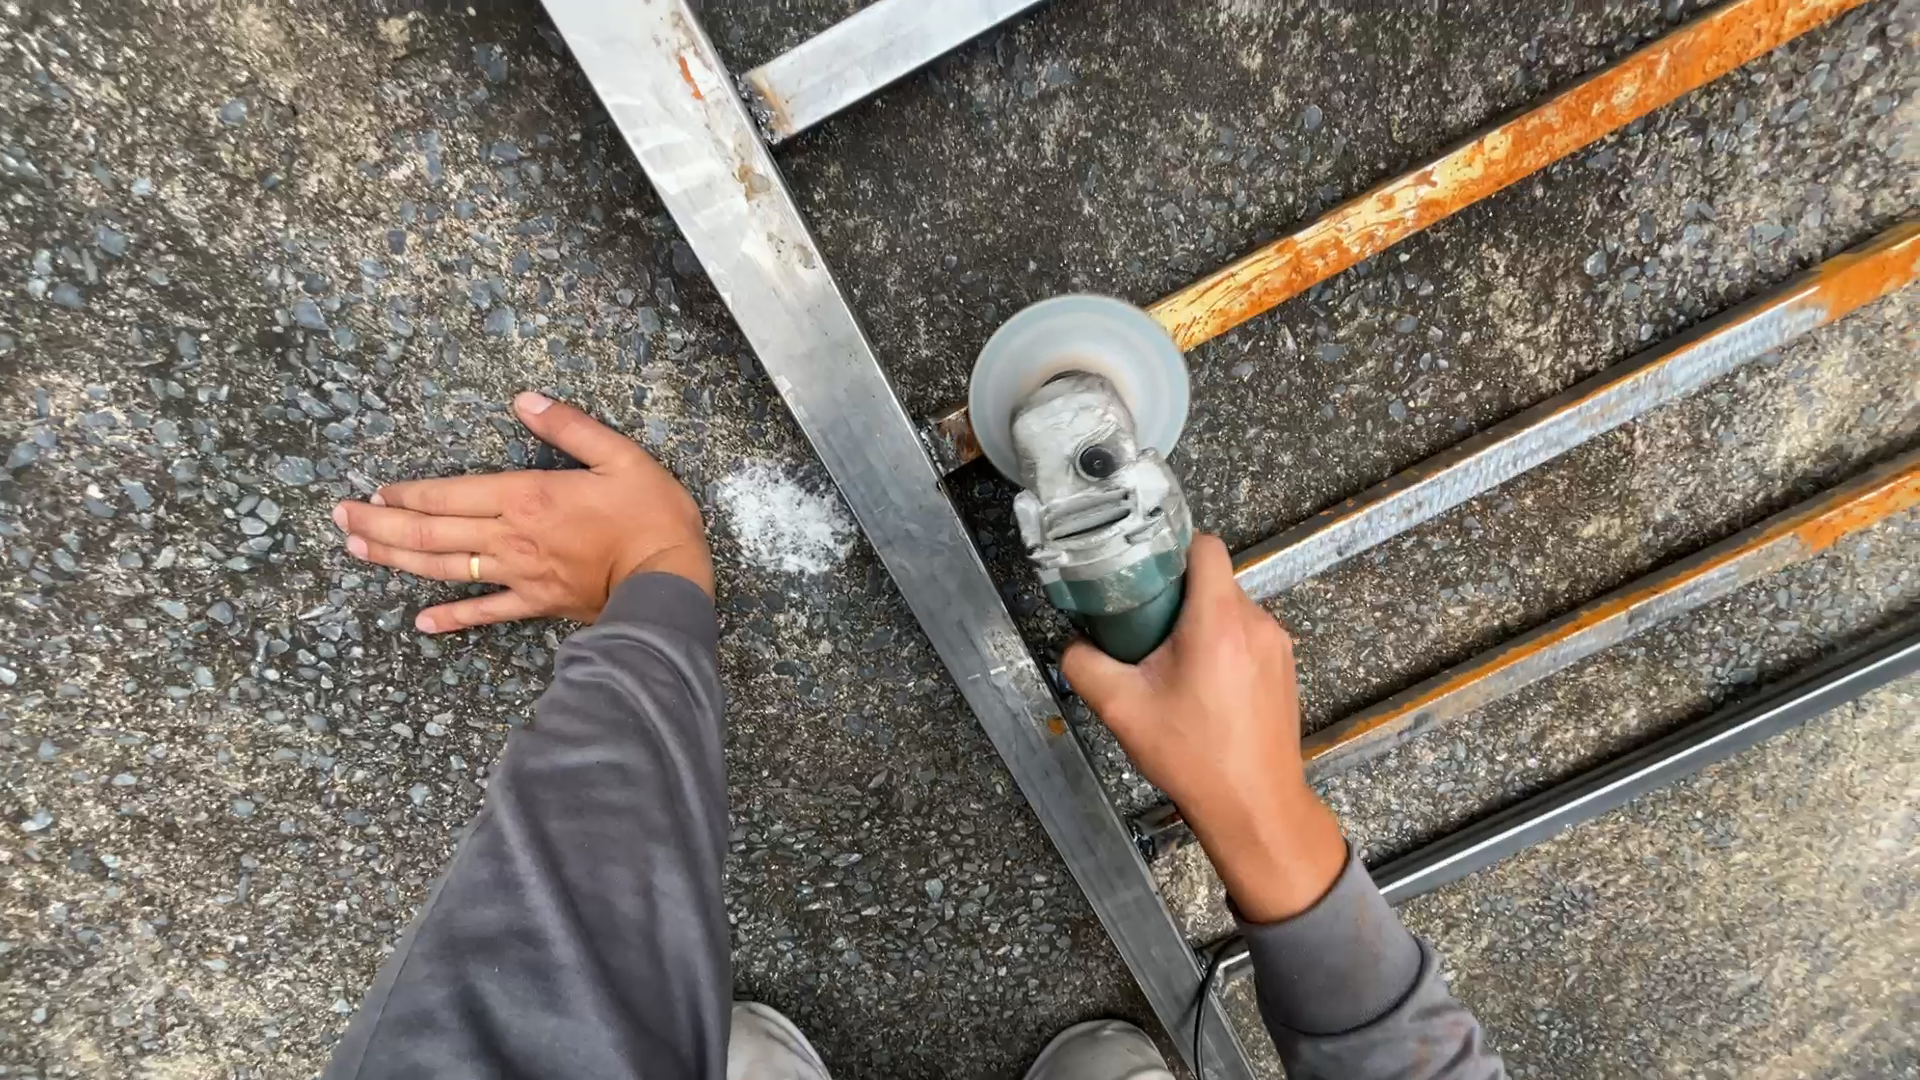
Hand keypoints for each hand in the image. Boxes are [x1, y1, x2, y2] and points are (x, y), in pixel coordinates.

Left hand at [332, 392, 711, 632]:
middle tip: (339, 518)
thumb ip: (573, 428)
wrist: (670, 579)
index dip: (408, 492)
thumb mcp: (624, 458)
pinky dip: (452, 618)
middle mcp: (511, 538)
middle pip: (432, 531)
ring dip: (397, 559)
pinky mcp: (537, 603)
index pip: (450, 493)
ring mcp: (520, 575)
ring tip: (358, 550)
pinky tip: (421, 623)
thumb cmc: (652, 517)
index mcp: (528, 497)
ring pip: (444, 568)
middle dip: (380, 523)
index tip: (376, 490)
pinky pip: (486, 613)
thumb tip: (526, 401)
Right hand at [1062, 534, 1345, 921]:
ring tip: (1171, 660)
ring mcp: (1278, 644)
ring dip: (1200, 620)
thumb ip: (1083, 665)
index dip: (1172, 549)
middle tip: (1144, 627)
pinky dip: (1223, 641)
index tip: (1144, 573)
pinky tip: (1203, 682)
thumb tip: (1072, 643)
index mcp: (1218, 622)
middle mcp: (1256, 622)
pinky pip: (1248, 632)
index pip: (1205, 546)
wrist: (1255, 809)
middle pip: (1213, 578)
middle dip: (1177, 593)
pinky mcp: (1285, 665)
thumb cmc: (1191, 756)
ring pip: (1230, 605)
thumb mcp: (1120, 710)